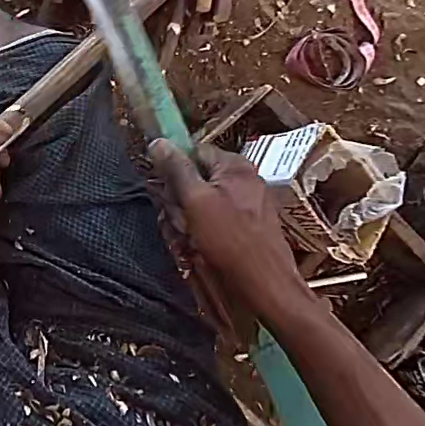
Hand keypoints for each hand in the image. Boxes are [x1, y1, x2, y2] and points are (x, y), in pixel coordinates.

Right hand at [148, 141, 312, 314]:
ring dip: (191, 219)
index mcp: (235, 164)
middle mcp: (246, 177)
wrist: (266, 284)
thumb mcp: (195, 200)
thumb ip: (176, 169)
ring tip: (194, 238)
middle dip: (183, 200)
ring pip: (204, 202)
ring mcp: (250, 201)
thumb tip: (158, 142)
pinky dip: (206, 231)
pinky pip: (217, 219)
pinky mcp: (249, 224)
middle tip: (183, 221)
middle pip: (198, 178)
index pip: (193, 152)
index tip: (168, 192)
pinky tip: (205, 247)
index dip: (176, 170)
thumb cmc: (230, 240)